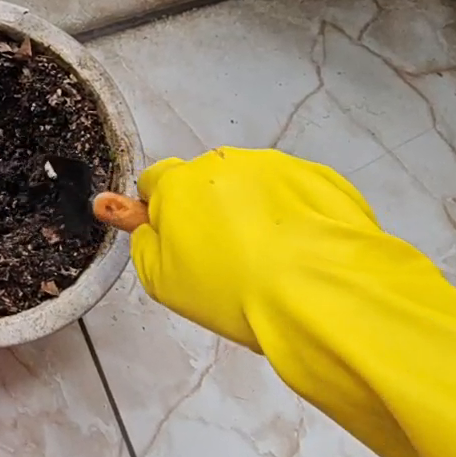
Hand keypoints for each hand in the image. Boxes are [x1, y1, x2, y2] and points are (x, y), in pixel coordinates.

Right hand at [92, 147, 383, 350]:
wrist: (324, 294)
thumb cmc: (231, 289)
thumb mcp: (163, 281)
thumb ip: (140, 243)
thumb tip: (132, 218)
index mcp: (176, 183)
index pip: (153, 181)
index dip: (161, 211)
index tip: (179, 243)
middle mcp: (220, 162)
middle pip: (204, 181)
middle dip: (211, 209)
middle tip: (230, 259)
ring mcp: (273, 166)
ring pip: (251, 184)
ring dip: (255, 209)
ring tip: (277, 259)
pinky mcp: (321, 177)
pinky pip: (297, 192)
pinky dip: (297, 214)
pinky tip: (308, 250)